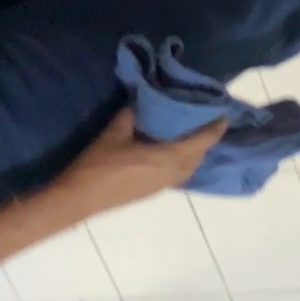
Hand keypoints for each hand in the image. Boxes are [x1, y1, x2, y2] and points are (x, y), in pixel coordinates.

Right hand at [49, 108, 228, 217]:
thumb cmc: (97, 166)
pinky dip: (185, 162)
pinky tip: (174, 155)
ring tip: (191, 137)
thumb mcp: (113, 136)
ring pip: (193, 165)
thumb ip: (130, 117)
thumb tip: (139, 101)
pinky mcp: (157, 191)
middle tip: (204, 123)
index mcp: (172, 157)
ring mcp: (167, 183)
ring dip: (196, 152)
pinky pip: (181, 173)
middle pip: (202, 153)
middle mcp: (177, 171)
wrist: (76, 200)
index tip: (223, 115)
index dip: (217, 127)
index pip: (205, 140)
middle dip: (207, 139)